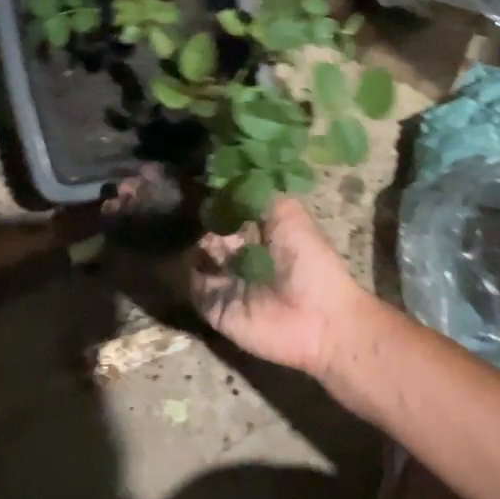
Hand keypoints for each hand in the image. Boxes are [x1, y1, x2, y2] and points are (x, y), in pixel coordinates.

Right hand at [185, 198, 378, 376]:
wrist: (319, 318)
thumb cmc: (308, 260)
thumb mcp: (289, 213)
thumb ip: (257, 195)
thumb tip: (224, 181)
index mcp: (258, 232)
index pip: (227, 211)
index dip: (213, 198)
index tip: (196, 181)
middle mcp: (238, 254)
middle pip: (207, 232)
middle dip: (197, 219)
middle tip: (182, 204)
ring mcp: (223, 281)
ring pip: (195, 256)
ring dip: (189, 242)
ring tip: (186, 229)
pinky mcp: (213, 308)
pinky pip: (189, 287)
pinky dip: (180, 272)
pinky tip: (182, 252)